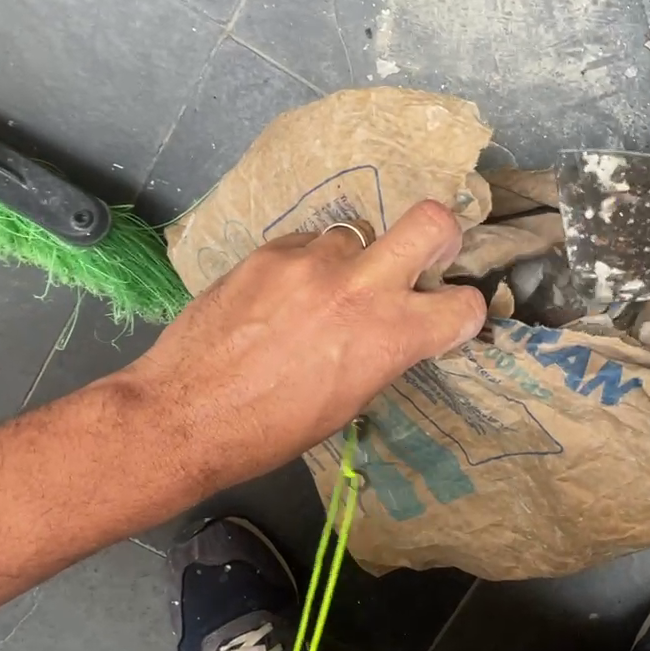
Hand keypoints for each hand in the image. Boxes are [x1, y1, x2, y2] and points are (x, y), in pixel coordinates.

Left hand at [109, 201, 486, 492]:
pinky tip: (279, 297)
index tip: (448, 319)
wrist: (184, 413)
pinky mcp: (268, 250)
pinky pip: (307, 244)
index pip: (465, 305)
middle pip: (431, 221)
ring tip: (318, 295)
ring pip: (356, 236)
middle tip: (423, 260)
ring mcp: (310, 259)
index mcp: (388, 335)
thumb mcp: (349, 400)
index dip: (463, 314)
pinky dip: (306, 266)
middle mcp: (359, 285)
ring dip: (352, 261)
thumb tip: (397, 327)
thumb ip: (384, 350)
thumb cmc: (273, 429)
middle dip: (440, 238)